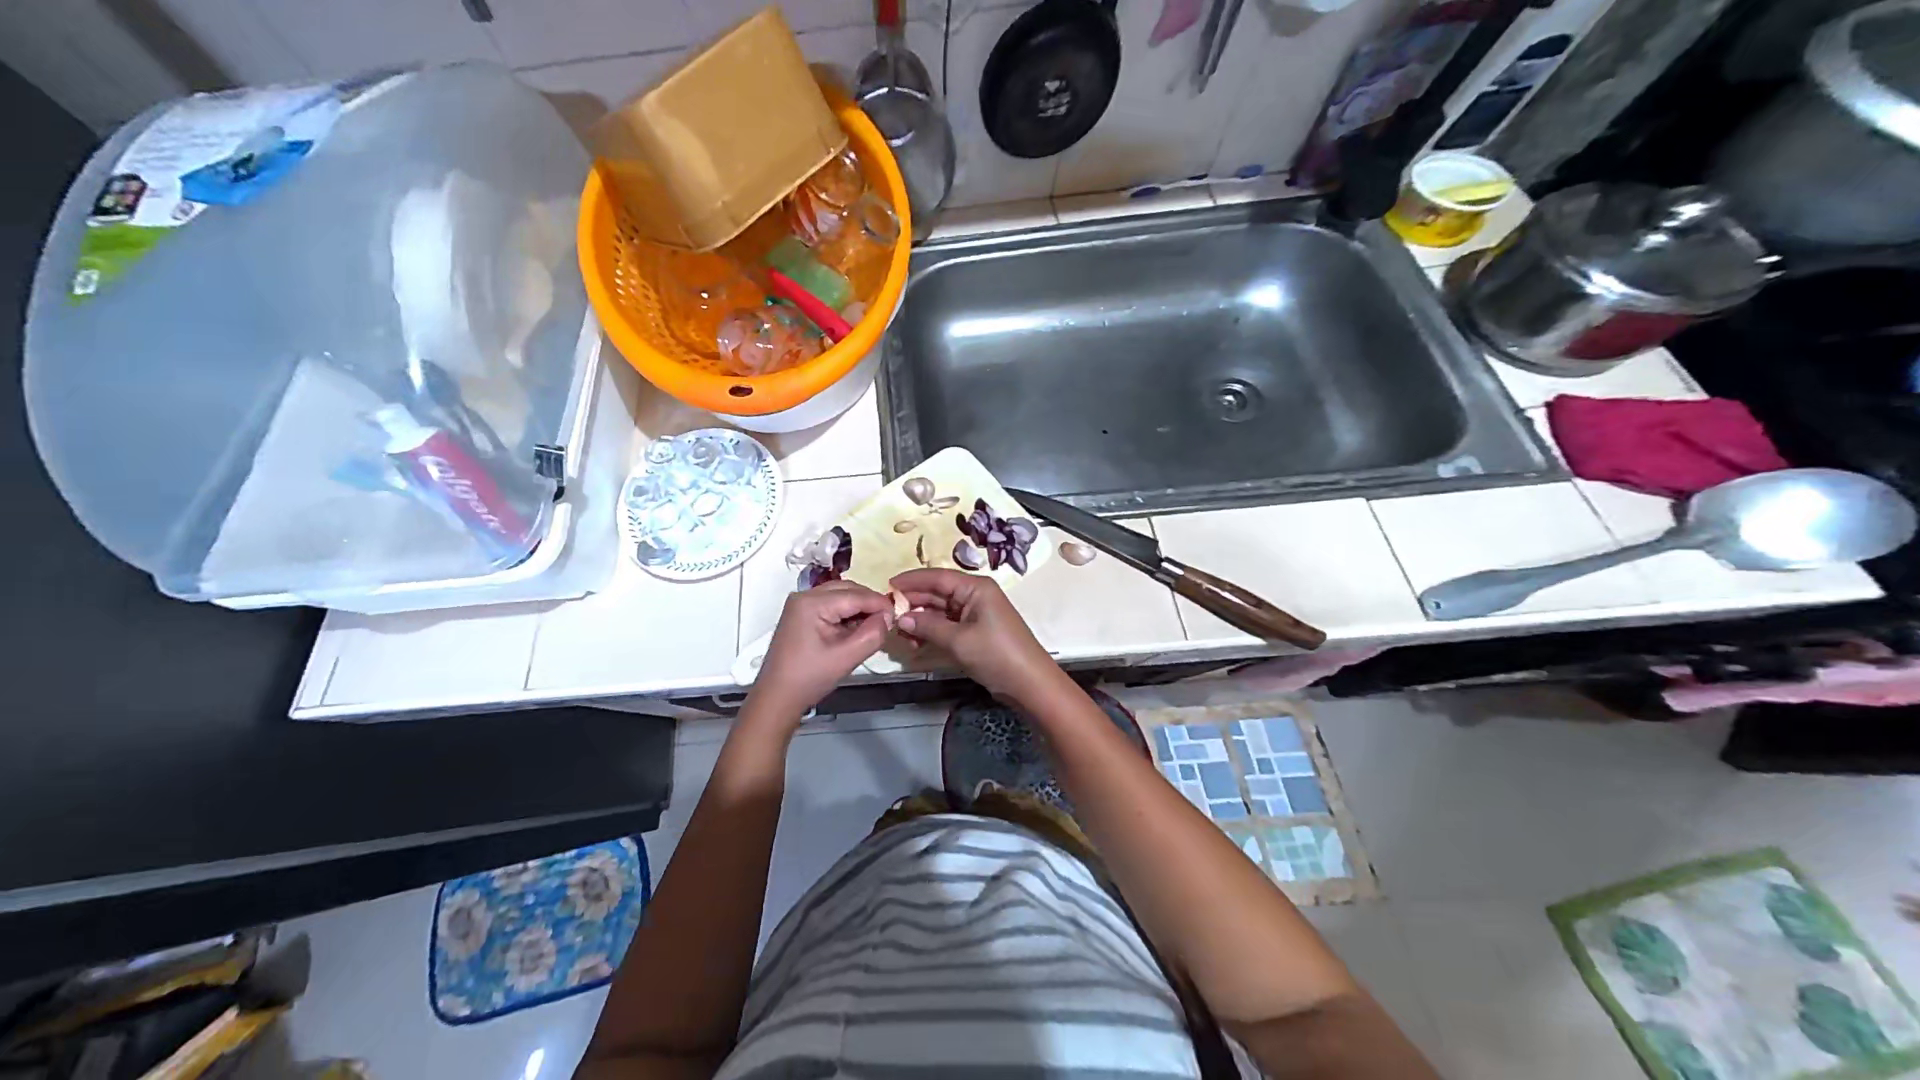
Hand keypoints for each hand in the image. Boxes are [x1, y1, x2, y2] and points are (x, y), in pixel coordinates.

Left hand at [749, 581, 892, 719]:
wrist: (777, 698)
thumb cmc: (810, 678)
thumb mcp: (847, 657)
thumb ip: (873, 634)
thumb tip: (888, 617)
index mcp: (812, 602)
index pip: (856, 595)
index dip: (880, 604)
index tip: (898, 617)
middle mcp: (804, 595)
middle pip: (848, 590)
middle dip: (870, 604)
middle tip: (887, 622)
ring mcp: (800, 604)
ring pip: (840, 596)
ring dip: (859, 608)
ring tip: (874, 627)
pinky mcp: (800, 615)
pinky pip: (831, 605)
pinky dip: (846, 614)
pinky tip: (855, 630)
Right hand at [890, 568, 1061, 704]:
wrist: (1029, 684)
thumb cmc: (997, 655)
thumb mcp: (959, 640)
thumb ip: (928, 626)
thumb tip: (902, 617)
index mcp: (976, 588)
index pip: (937, 576)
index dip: (911, 580)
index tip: (887, 585)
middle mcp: (975, 595)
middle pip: (937, 593)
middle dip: (913, 603)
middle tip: (888, 614)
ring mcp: (975, 614)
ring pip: (940, 611)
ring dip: (920, 620)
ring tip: (900, 633)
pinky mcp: (975, 632)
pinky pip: (947, 625)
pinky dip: (931, 631)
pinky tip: (916, 641)